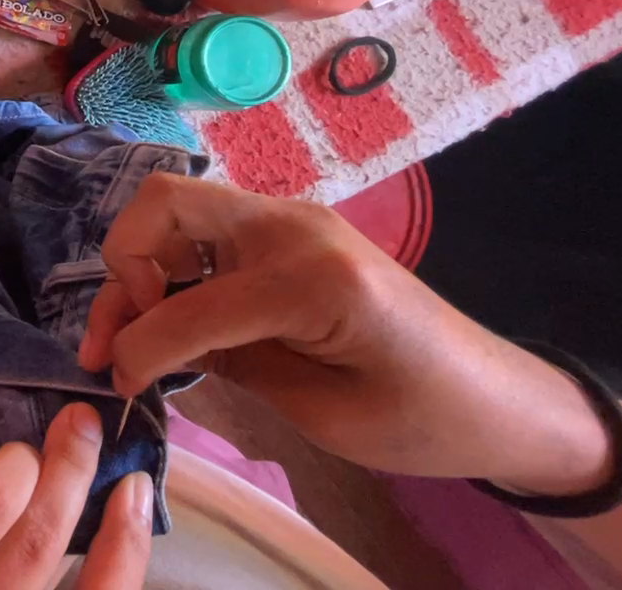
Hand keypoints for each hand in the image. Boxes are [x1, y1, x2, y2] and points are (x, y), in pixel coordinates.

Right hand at [79, 174, 614, 495]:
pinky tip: (160, 312)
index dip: (141, 344)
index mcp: (313, 280)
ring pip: (169, 208)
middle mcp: (290, 226)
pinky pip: (197, 229)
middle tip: (126, 327)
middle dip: (124, 263)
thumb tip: (139, 351)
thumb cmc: (424, 420)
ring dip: (134, 263)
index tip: (118, 380)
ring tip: (118, 331)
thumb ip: (222, 362)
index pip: (192, 304)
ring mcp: (283, 218)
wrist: (503, 399)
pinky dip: (165, 265)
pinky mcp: (277, 228)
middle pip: (163, 202)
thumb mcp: (319, 411)